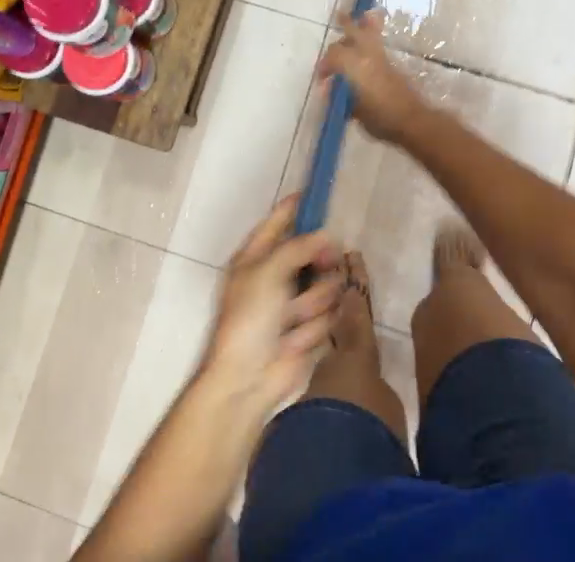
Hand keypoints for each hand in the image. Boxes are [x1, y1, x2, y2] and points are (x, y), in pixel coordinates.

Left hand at [202, 195, 341, 413]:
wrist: (246, 378)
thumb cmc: (248, 319)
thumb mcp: (268, 271)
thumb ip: (298, 247)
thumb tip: (326, 237)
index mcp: (255, 258)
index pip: (277, 223)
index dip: (294, 208)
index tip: (314, 194)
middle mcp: (275, 277)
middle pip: (313, 254)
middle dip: (321, 265)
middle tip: (328, 267)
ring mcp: (293, 305)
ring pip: (326, 287)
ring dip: (313, 305)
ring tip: (293, 321)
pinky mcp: (308, 330)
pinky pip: (328, 317)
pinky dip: (313, 329)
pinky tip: (295, 342)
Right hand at [318, 11, 432, 145]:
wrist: (413, 121)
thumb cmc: (380, 119)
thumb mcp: (354, 111)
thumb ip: (341, 97)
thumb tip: (332, 90)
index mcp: (355, 66)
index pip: (334, 56)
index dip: (324, 65)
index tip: (322, 79)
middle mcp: (368, 56)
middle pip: (353, 35)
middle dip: (345, 27)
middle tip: (339, 17)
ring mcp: (383, 59)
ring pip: (370, 35)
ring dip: (362, 27)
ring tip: (361, 15)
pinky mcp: (394, 66)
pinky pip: (379, 45)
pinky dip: (374, 35)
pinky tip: (373, 31)